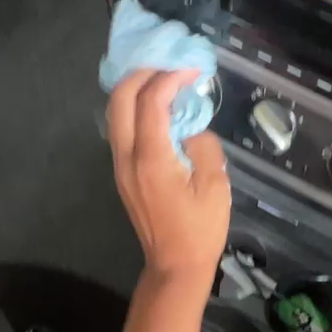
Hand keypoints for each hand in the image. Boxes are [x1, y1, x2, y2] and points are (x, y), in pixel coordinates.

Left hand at [108, 69, 230, 279]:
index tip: (192, 70)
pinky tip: (159, 111)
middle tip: (169, 65)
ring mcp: (121, 168)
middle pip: (120, 98)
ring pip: (115, 114)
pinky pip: (122, 131)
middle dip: (142, 73)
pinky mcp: (123, 176)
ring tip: (163, 82)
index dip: (170, 77)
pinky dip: (135, 111)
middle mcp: (128, 158)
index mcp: (151, 159)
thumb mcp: (215, 187)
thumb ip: (204, 147)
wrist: (175, 266)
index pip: (151, 100)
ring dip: (135, 90)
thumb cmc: (200, 231)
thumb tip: (192, 130)